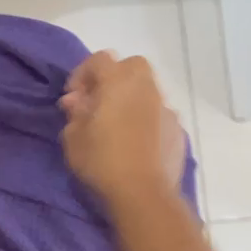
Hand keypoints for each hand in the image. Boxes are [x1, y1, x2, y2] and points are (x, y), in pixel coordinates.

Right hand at [58, 51, 187, 212]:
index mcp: (118, 84)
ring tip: (113, 126)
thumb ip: (75, 112)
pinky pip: (156, 113)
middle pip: (131, 65)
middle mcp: (146, 88)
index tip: (73, 98)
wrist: (143, 192)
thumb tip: (77, 100)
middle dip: (112, 78)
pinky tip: (132, 143)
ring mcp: (166, 107)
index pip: (100, 59)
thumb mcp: (73, 137)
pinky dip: (143, 118)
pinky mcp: (176, 128)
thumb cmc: (100, 160)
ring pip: (146, 89)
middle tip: (96, 103)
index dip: (82, 73)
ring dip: (128, 98)